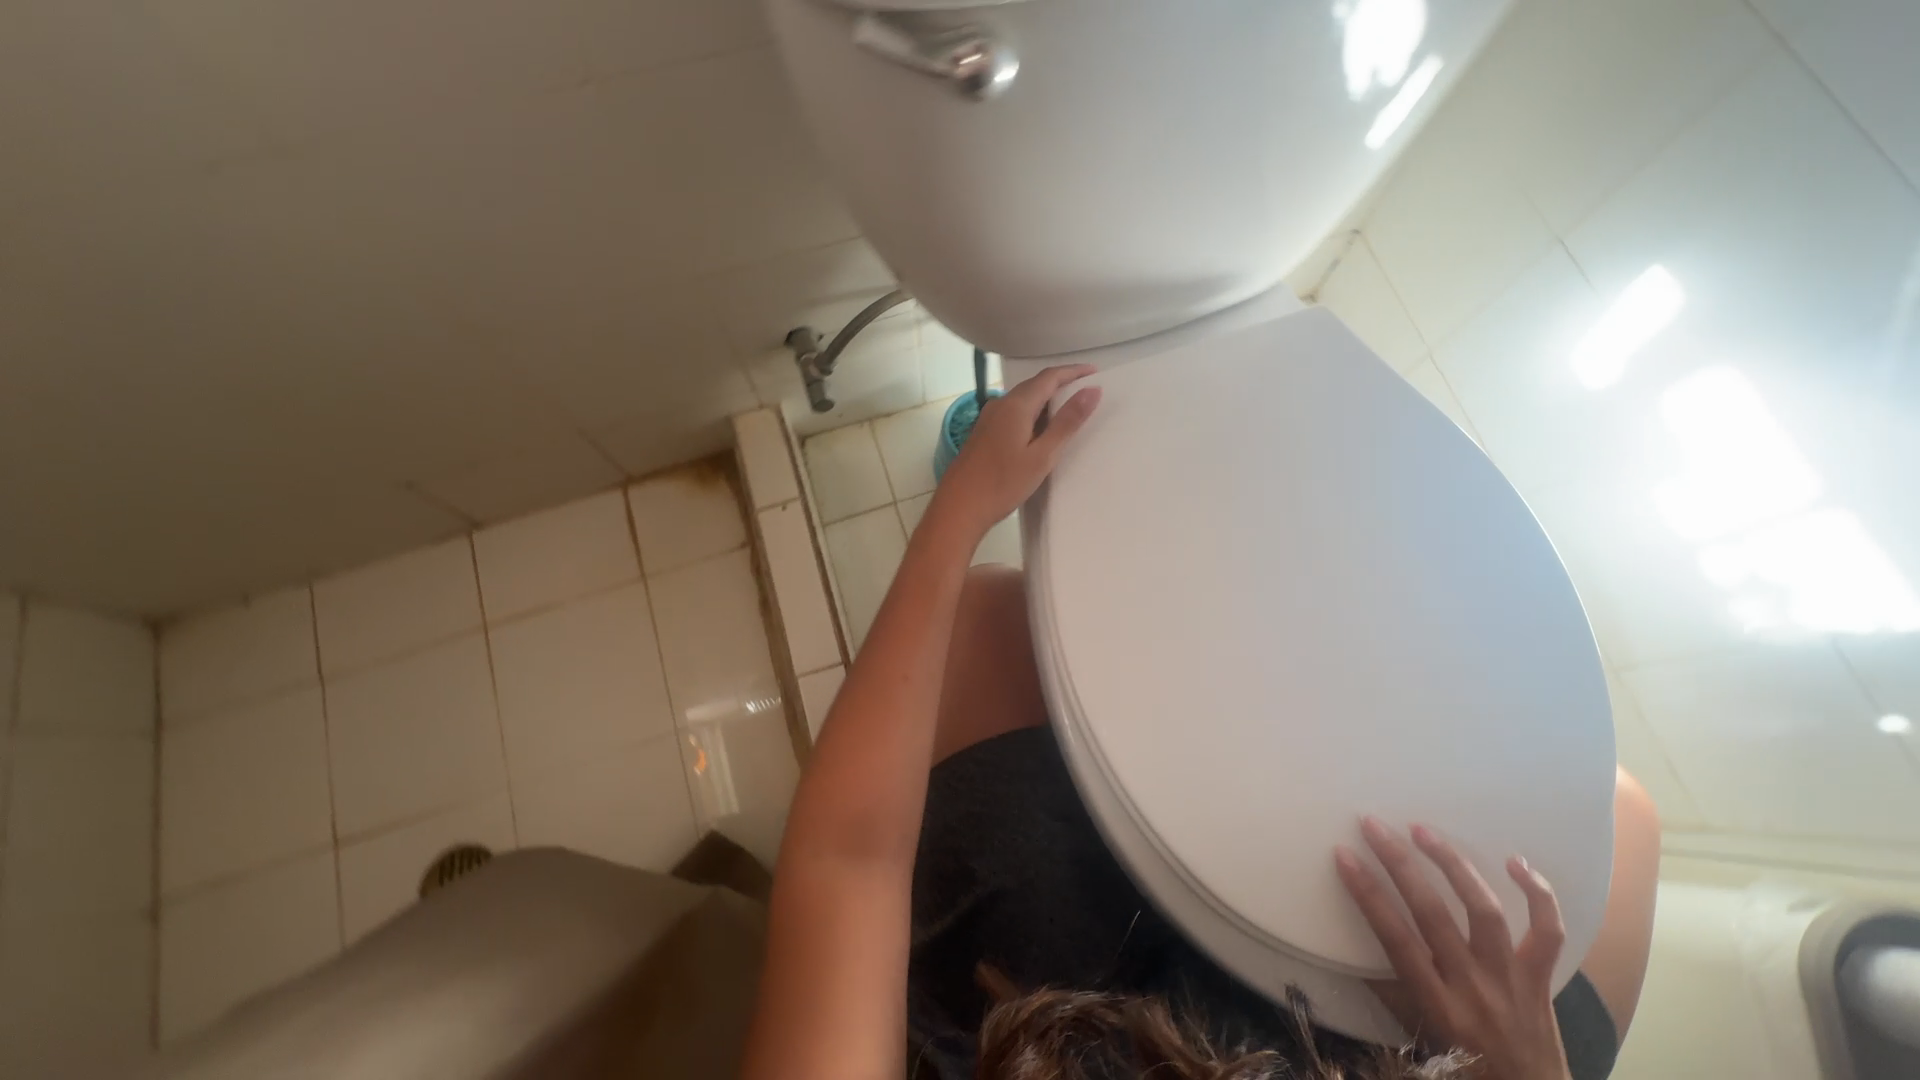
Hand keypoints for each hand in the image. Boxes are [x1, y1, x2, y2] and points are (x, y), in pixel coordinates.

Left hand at [926, 364, 1101, 541]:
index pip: (1049, 377)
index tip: (1095, 372)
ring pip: (1023, 400)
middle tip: (1087, 391)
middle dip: (1061, 384)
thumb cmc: (1003, 484)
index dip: (1073, 372)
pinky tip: (1041, 431)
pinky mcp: (984, 433)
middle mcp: (1000, 405)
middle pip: (1035, 385)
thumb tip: (1092, 390)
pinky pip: (1013, 414)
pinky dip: (1033, 414)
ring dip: (1047, 401)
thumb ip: (1067, 422)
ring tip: (1070, 411)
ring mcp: (988, 419)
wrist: (959, 508)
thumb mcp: (1042, 455)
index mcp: (1016, 405)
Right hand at [1336, 819, 1571, 1079]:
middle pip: (1433, 913)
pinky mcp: (1541, 978)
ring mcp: (1510, 980)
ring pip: (1484, 912)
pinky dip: (1539, 895)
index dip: (1366, 893)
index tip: (1344, 855)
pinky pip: (1547, 933)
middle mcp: (1472, 987)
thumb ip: (1392, 987)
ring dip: (1452, 865)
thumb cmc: (1464, 1066)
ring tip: (1424, 832)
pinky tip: (1514, 861)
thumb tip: (1357, 941)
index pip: (1394, 937)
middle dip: (1400, 863)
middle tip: (1374, 826)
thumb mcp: (1419, 1032)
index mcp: (1436, 1003)